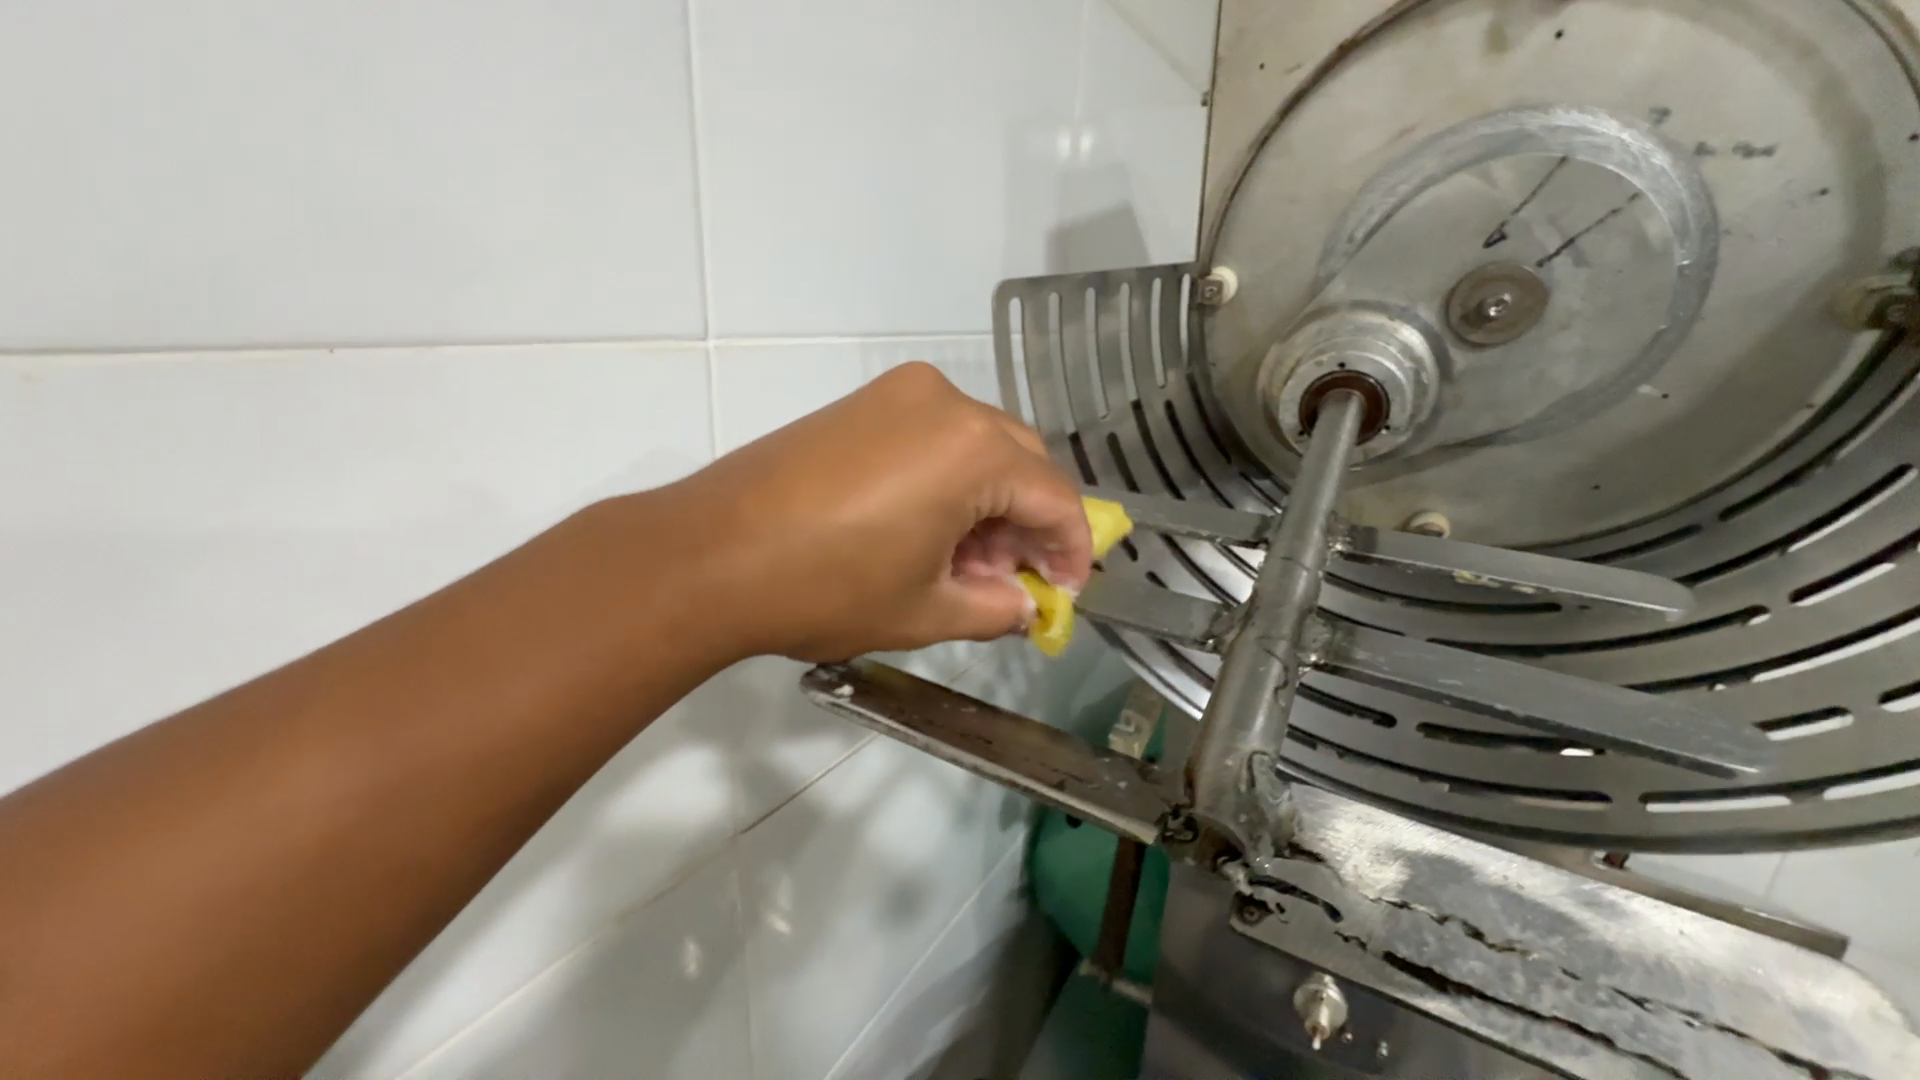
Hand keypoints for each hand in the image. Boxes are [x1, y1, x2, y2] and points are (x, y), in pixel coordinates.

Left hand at [659, 362, 1091, 661]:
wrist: (708, 555)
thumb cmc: (826, 588)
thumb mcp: (925, 613)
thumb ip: (996, 608)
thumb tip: (1025, 606)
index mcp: (975, 449)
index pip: (1056, 498)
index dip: (1072, 551)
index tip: (1066, 594)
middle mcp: (947, 403)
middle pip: (1022, 463)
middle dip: (1028, 526)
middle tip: (1012, 583)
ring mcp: (899, 395)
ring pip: (980, 447)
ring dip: (990, 504)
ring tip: (964, 565)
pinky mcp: (864, 403)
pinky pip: (935, 438)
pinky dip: (950, 481)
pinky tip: (927, 530)